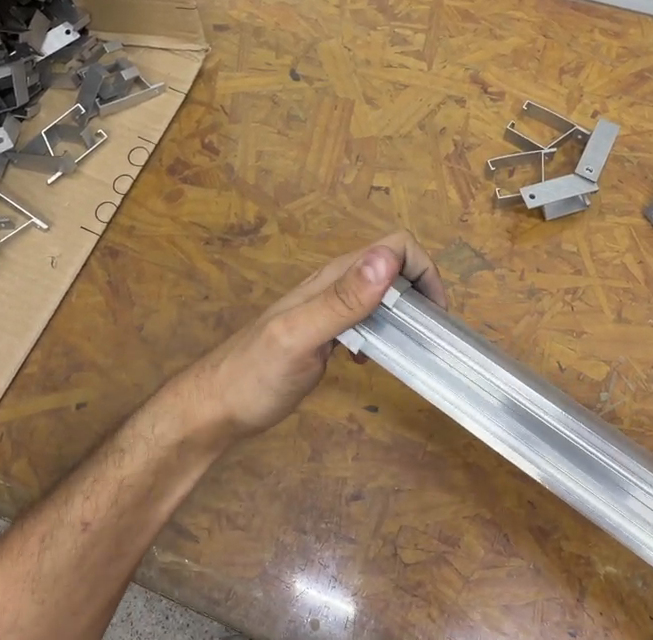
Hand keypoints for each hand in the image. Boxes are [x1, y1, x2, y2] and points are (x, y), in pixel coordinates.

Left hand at [173, 232, 445, 446]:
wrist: (218, 407)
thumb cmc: (255, 375)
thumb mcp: (301, 337)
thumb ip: (342, 300)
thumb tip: (386, 260)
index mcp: (332, 278)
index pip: (394, 246)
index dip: (422, 271)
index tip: (434, 314)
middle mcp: (333, 286)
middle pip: (392, 266)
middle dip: (420, 291)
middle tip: (430, 333)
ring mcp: (328, 310)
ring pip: (380, 293)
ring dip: (404, 313)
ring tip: (411, 346)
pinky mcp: (325, 335)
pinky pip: (366, 320)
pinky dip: (382, 333)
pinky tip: (370, 360)